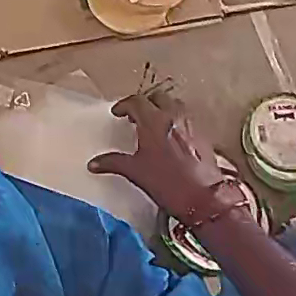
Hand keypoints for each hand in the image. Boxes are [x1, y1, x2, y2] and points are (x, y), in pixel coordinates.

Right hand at [88, 88, 225, 217]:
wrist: (203, 197)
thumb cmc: (166, 182)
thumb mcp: (135, 172)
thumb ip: (113, 163)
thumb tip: (92, 164)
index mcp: (153, 121)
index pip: (136, 101)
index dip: (124, 105)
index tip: (117, 113)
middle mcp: (173, 116)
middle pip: (157, 97)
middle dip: (145, 103)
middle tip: (135, 115)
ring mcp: (190, 123)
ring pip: (175, 104)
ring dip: (162, 107)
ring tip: (154, 121)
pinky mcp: (202, 134)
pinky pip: (187, 117)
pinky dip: (176, 119)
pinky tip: (171, 135)